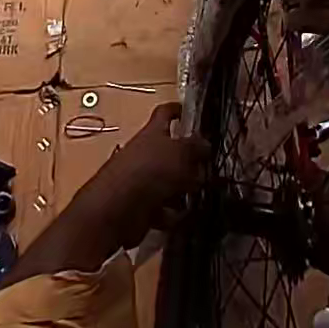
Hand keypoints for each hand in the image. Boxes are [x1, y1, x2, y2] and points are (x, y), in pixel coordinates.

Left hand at [79, 103, 209, 245]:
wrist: (119, 208)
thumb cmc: (151, 170)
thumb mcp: (180, 152)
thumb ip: (195, 146)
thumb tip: (205, 142)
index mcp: (153, 132)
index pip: (165, 113)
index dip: (177, 110)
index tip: (189, 112)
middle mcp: (147, 153)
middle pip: (171, 151)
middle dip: (190, 161)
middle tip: (209, 170)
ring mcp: (143, 179)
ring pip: (170, 181)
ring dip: (185, 190)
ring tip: (201, 197)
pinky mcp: (142, 206)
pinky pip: (165, 208)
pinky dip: (174, 214)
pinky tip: (184, 217)